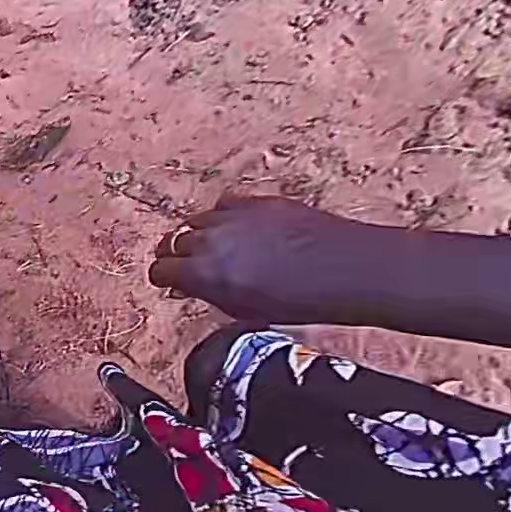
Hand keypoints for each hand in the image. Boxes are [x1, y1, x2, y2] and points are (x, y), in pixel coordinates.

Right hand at [147, 197, 391, 324]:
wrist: (351, 272)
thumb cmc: (300, 301)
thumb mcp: (242, 310)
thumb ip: (207, 294)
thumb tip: (187, 287)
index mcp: (202, 273)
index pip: (159, 270)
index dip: (164, 278)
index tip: (172, 283)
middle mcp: (210, 241)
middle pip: (173, 243)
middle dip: (178, 256)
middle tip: (190, 266)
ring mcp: (233, 217)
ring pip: (195, 222)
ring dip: (199, 235)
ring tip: (215, 247)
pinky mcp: (257, 202)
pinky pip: (224, 204)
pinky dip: (223, 216)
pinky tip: (237, 228)